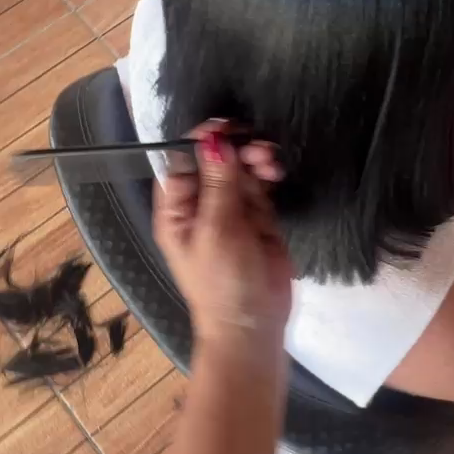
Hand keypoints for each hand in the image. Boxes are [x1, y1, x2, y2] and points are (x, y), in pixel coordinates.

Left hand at [153, 121, 292, 351]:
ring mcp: (232, 209)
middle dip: (235, 147)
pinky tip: (276, 173)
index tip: (225, 128)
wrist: (254, 326)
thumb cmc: (223, 282)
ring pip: (241, 167)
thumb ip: (218, 184)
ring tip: (270, 163)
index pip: (182, 161)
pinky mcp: (259, 216)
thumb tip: (215, 140)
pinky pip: (261, 183)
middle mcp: (202, 203)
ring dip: (255, 157)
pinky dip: (269, 173)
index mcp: (177, 208)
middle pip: (216, 159)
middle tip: (256, 145)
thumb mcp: (217, 231)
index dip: (201, 140)